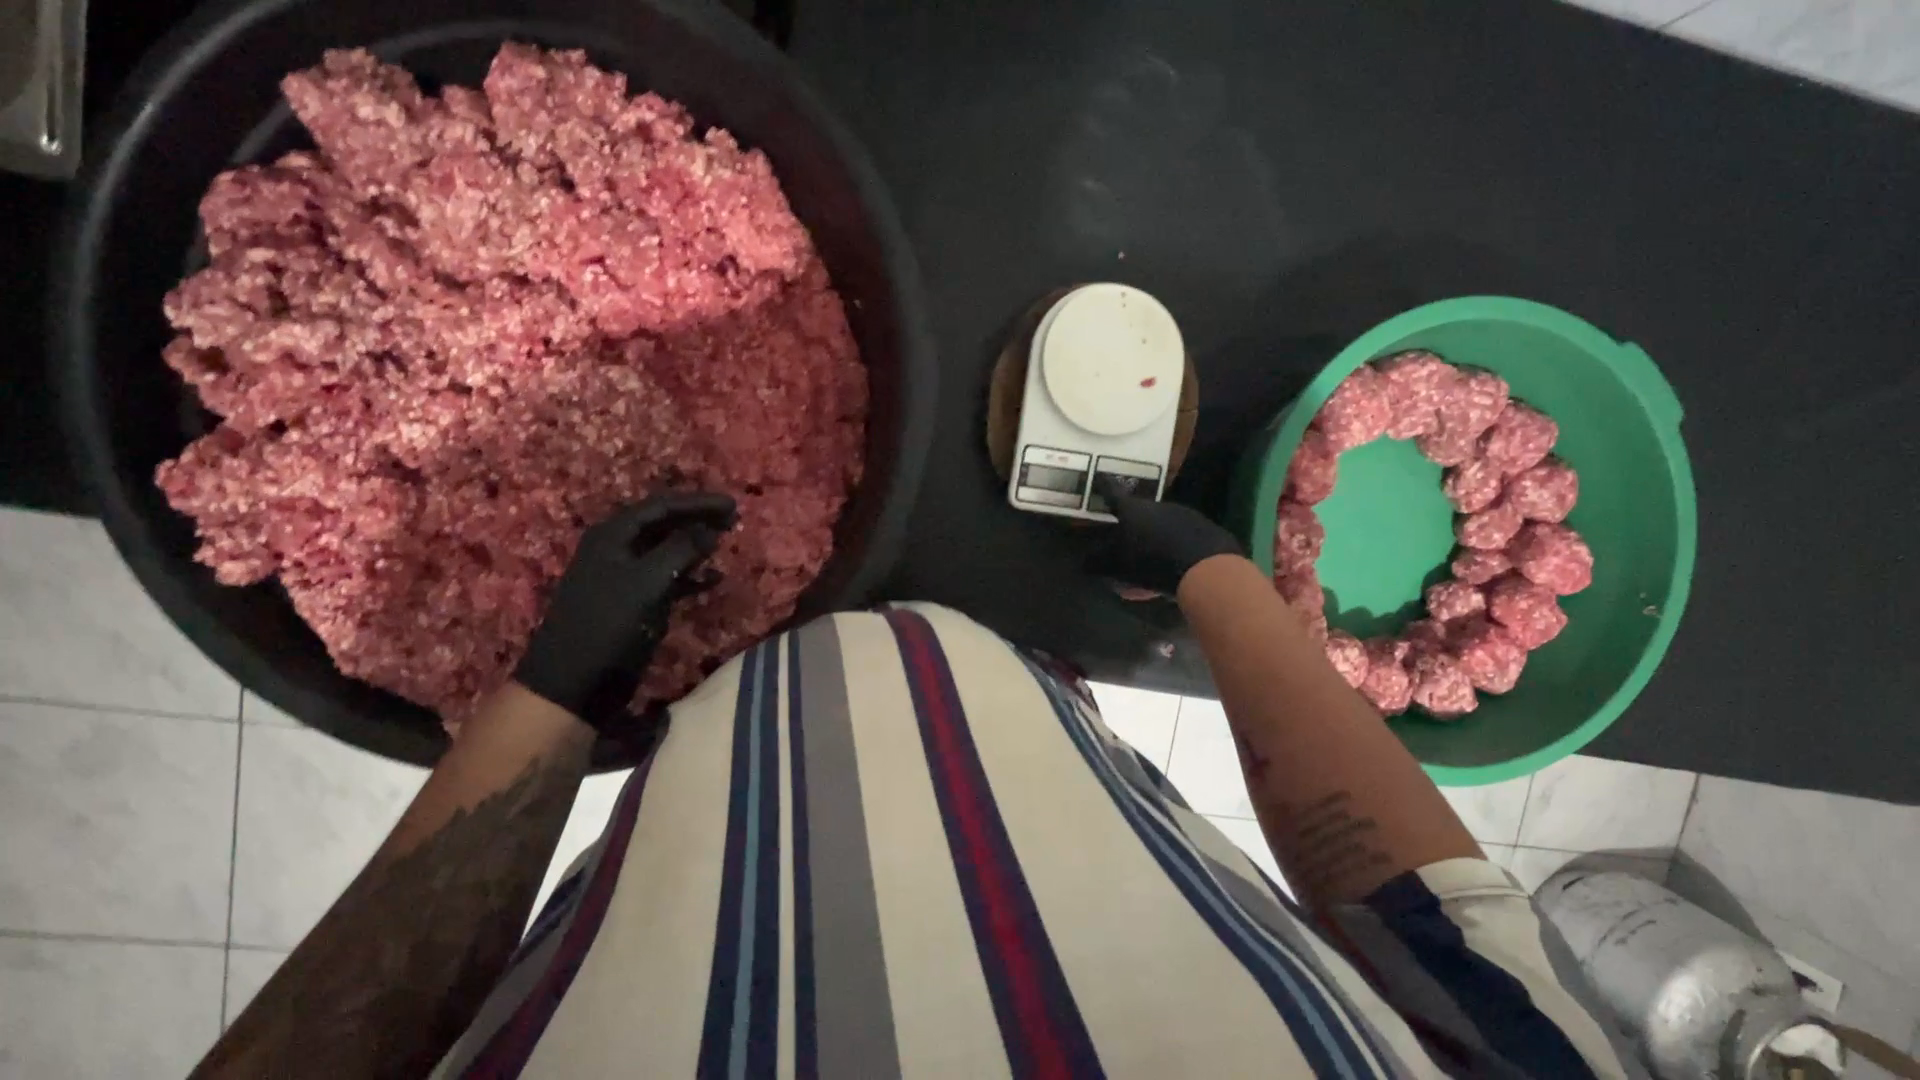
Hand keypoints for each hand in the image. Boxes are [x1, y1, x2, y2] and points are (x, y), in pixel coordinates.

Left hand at [515, 492, 736, 723]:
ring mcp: (622, 575)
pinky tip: (712, 579)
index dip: (698, 502)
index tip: (732, 504)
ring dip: (695, 546)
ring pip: (665, 550)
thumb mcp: (648, 582)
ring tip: (725, 544)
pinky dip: (689, 575)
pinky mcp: (631, 601)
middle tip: (733, 519)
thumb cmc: (608, 624)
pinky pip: (665, 577)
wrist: (574, 681)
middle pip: (663, 524)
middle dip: (698, 520)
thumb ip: (681, 550)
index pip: (661, 506)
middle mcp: (615, 548)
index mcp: (612, 535)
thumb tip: (710, 528)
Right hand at [1086, 476, 1242, 595]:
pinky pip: (1182, 536)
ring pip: (1162, 523)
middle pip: (1139, 510)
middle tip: (1125, 536)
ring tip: (1150, 557)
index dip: (1103, 486)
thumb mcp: (1118, 567)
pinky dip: (1174, 546)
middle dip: (1132, 522)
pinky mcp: (1205, 528)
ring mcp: (1184, 514)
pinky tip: (1173, 564)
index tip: (1100, 477)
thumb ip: (1099, 563)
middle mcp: (1157, 506)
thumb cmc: (1151, 563)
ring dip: (1154, 536)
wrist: (1205, 569)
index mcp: (1132, 510)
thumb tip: (1083, 562)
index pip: (1113, 493)